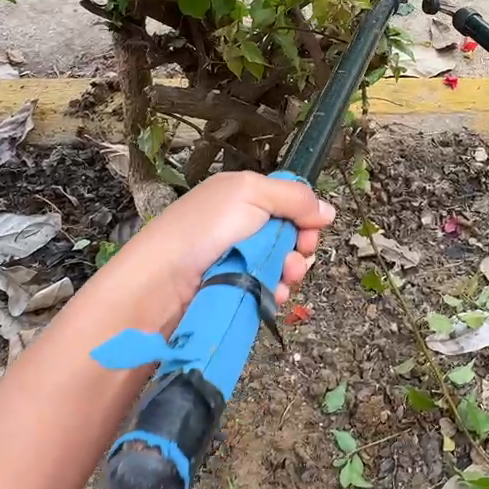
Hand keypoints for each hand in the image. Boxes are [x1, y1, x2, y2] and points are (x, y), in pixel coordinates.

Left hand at [126, 171, 335, 311]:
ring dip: (292, 270)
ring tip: (286, 277)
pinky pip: (269, 289)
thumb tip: (328, 211)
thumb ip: (294, 197)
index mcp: (242, 195)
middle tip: (300, 253)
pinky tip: (274, 294)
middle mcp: (242, 225)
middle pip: (291, 233)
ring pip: (283, 264)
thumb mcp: (250, 194)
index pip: (288, 201)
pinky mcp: (235, 291)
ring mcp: (239, 260)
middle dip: (302, 245)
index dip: (305, 214)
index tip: (313, 227)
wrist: (160, 284)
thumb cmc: (203, 229)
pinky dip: (277, 291)